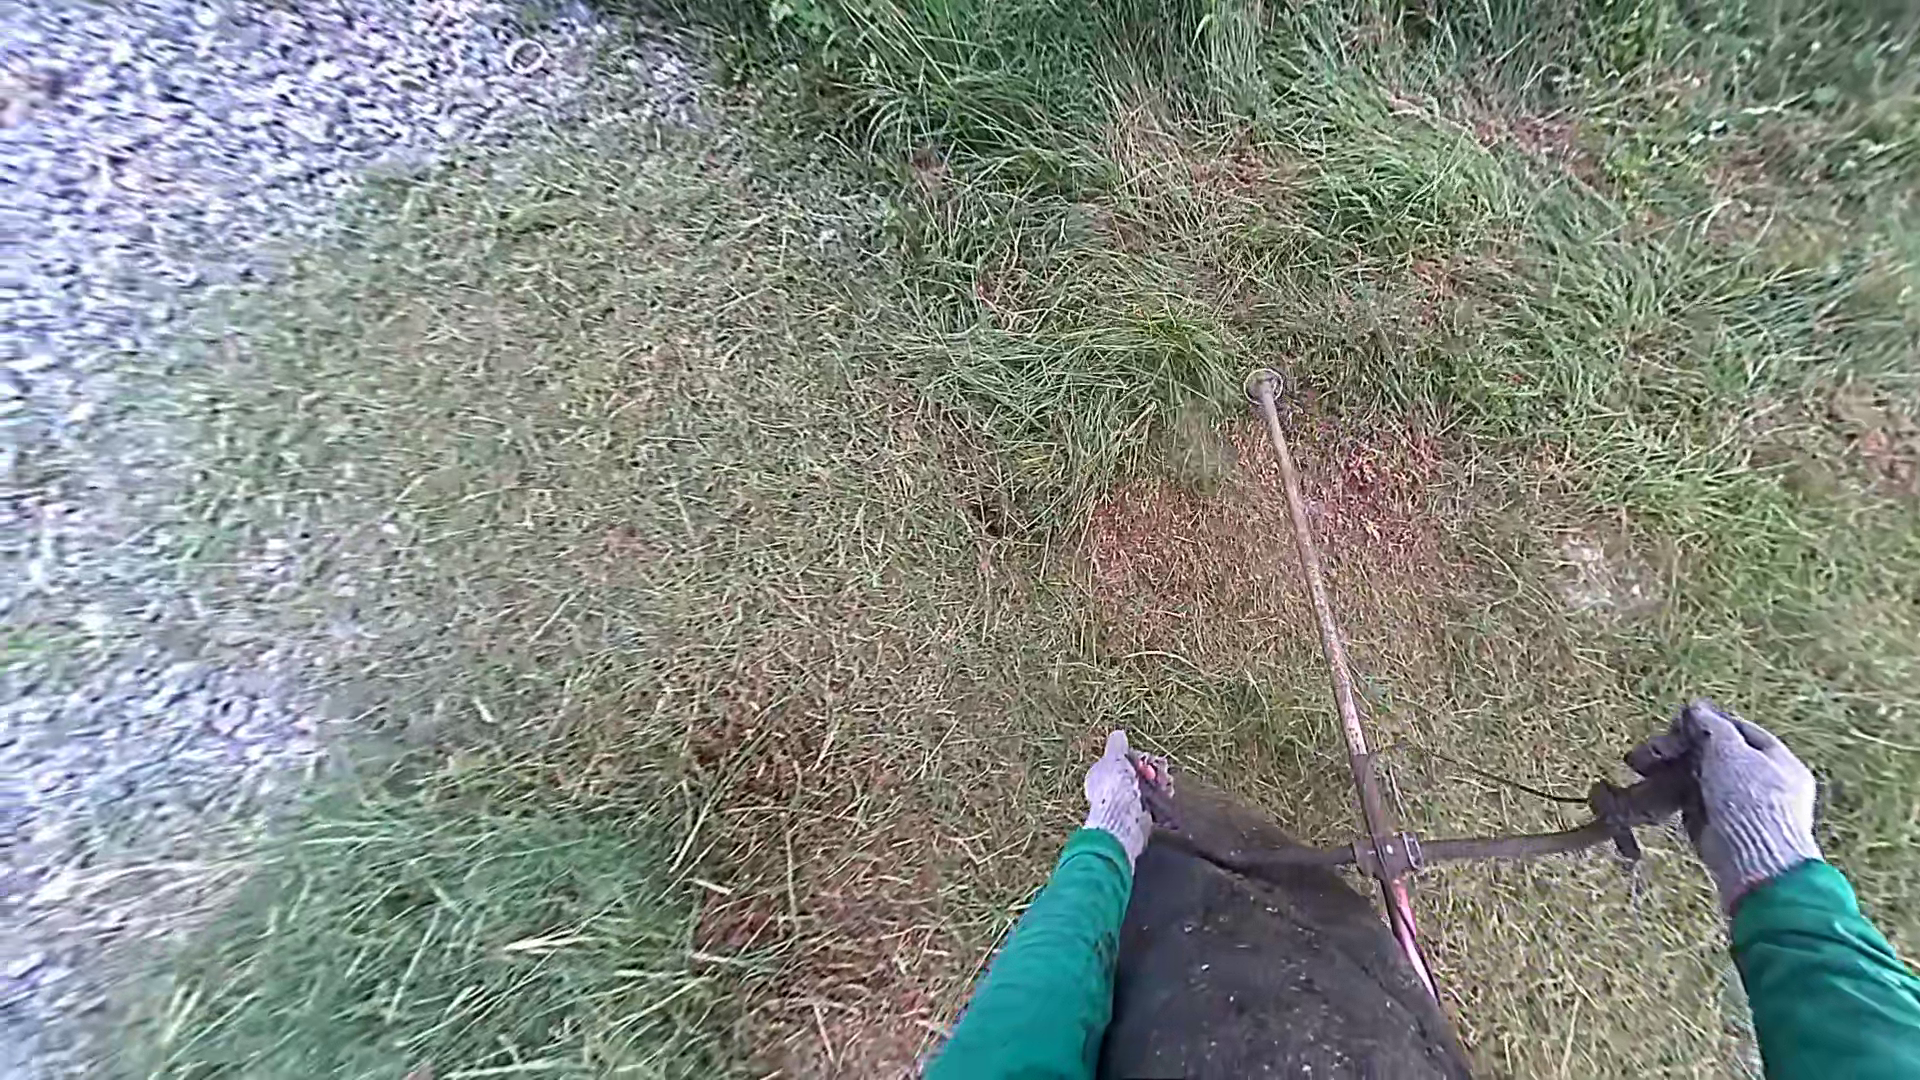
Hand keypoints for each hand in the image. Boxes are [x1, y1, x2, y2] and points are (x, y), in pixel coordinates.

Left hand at [1083, 731, 1155, 865]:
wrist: (1123, 820)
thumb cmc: (1114, 787)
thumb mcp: (1114, 758)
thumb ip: (1117, 745)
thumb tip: (1118, 734)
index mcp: (1101, 772)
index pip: (1122, 759)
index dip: (1137, 757)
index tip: (1147, 758)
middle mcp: (1111, 786)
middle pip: (1137, 771)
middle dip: (1152, 768)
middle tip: (1162, 769)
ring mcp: (1126, 801)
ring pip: (1147, 784)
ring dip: (1160, 780)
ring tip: (1166, 782)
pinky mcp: (1140, 814)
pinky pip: (1154, 799)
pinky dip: (1162, 794)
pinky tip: (1168, 791)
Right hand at [1639, 700, 1820, 911]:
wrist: (1748, 850)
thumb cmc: (1747, 797)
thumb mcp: (1731, 752)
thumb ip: (1713, 727)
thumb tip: (1697, 706)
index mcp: (1776, 760)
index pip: (1739, 729)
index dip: (1707, 722)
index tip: (1677, 722)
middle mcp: (1759, 776)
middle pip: (1708, 748)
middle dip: (1674, 745)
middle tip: (1651, 749)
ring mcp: (1735, 795)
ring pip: (1691, 767)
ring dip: (1661, 763)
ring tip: (1639, 766)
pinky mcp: (1712, 810)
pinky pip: (1684, 787)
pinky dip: (1665, 783)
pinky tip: (1648, 782)